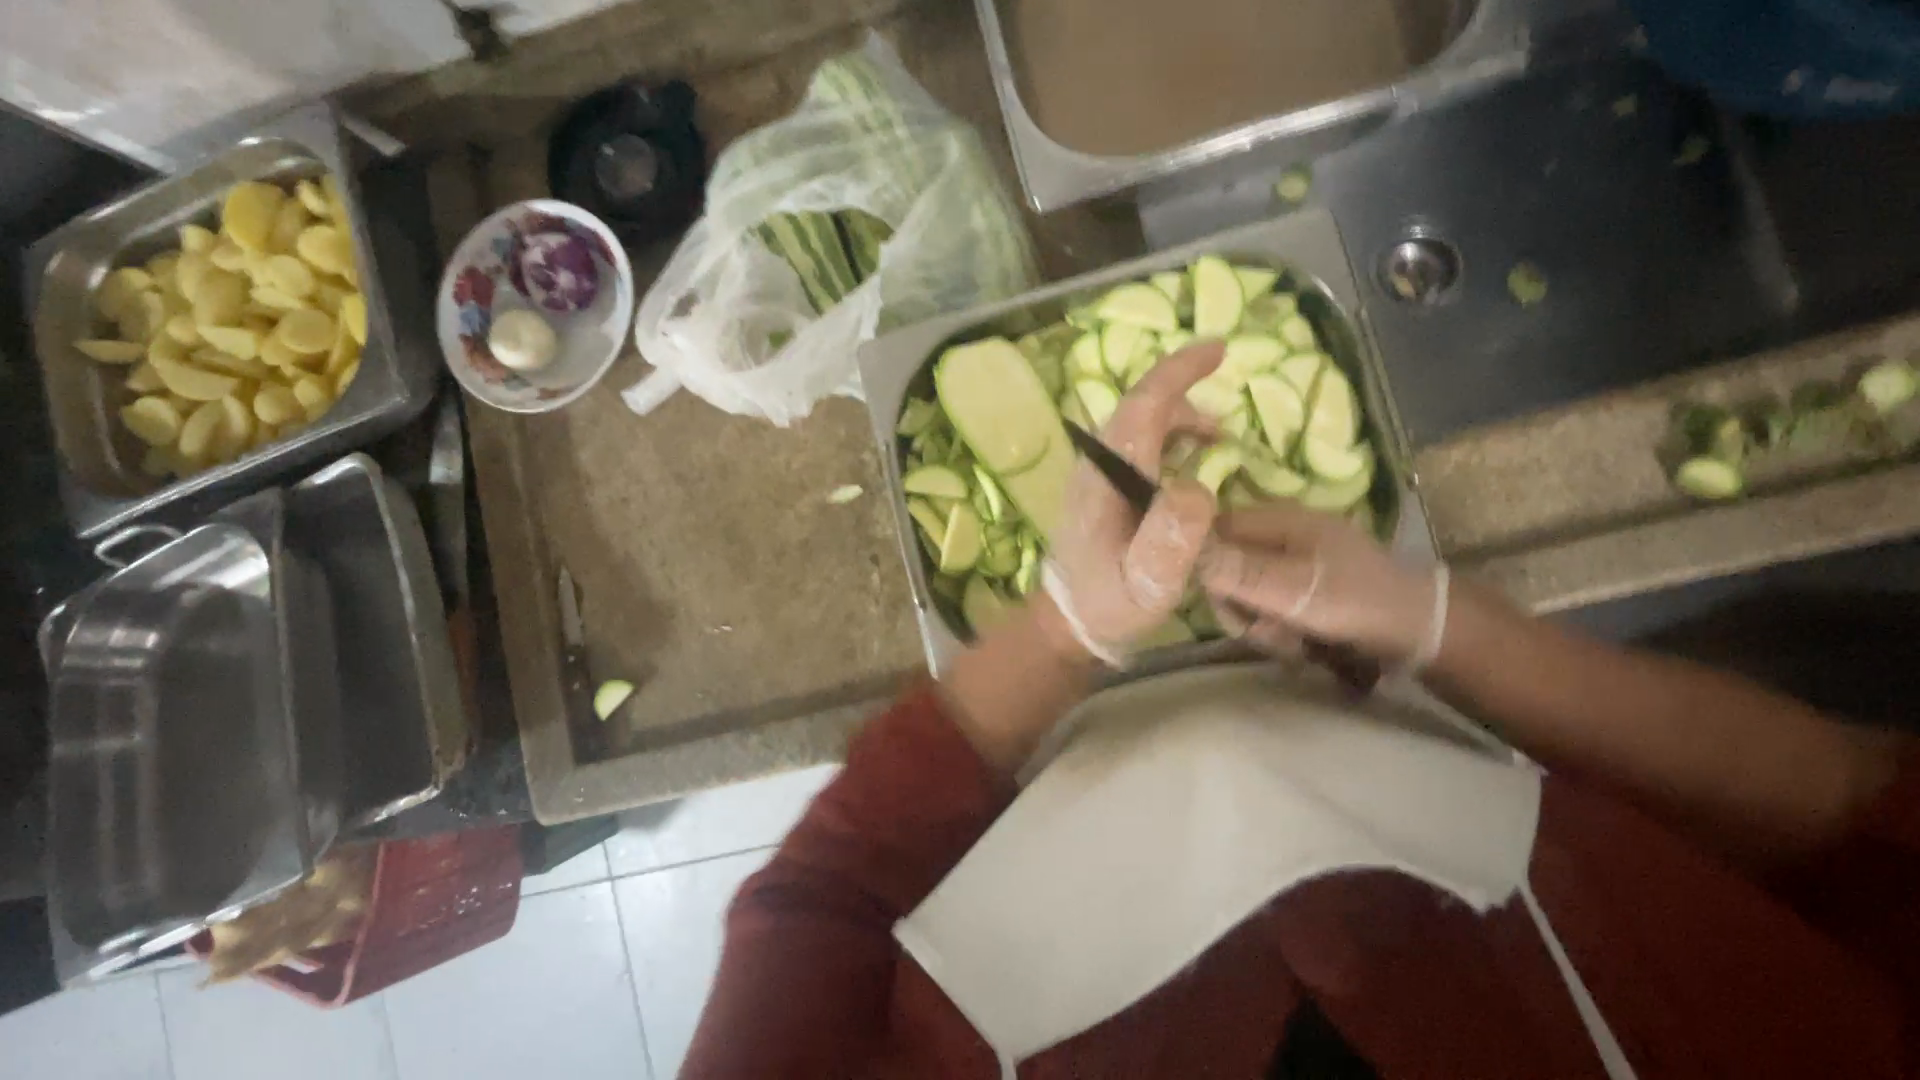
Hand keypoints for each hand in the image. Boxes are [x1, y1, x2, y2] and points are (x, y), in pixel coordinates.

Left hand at [1046, 343, 1222, 661]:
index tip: (1217, 349)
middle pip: (1139, 408)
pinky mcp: (1100, 489)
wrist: (1068, 622)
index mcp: (1109, 478)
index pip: (1142, 408)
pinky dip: (1168, 438)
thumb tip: (1197, 487)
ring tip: (1217, 440)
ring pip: (1137, 425)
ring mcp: (1096, 476)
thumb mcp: (1148, 582)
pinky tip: (1191, 461)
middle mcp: (1098, 467)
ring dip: (1178, 418)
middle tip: (1224, 389)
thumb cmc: (1110, 604)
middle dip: (1182, 387)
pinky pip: (1136, 445)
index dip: (1178, 373)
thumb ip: (1172, 538)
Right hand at [1200, 501, 1444, 668]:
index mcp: (1280, 520)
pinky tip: (1301, 645)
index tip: (1216, 598)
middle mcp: (1284, 536)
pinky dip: (1280, 630)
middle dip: (1240, 606)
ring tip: (1291, 642)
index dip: (1204, 562)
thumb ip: (1238, 571)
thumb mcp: (1293, 589)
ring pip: (1247, 594)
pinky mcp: (1306, 589)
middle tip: (1263, 630)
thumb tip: (1184, 549)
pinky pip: (1271, 607)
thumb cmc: (1355, 601)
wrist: (1421, 632)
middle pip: (1228, 567)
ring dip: (1261, 625)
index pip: (1214, 529)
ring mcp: (1296, 563)